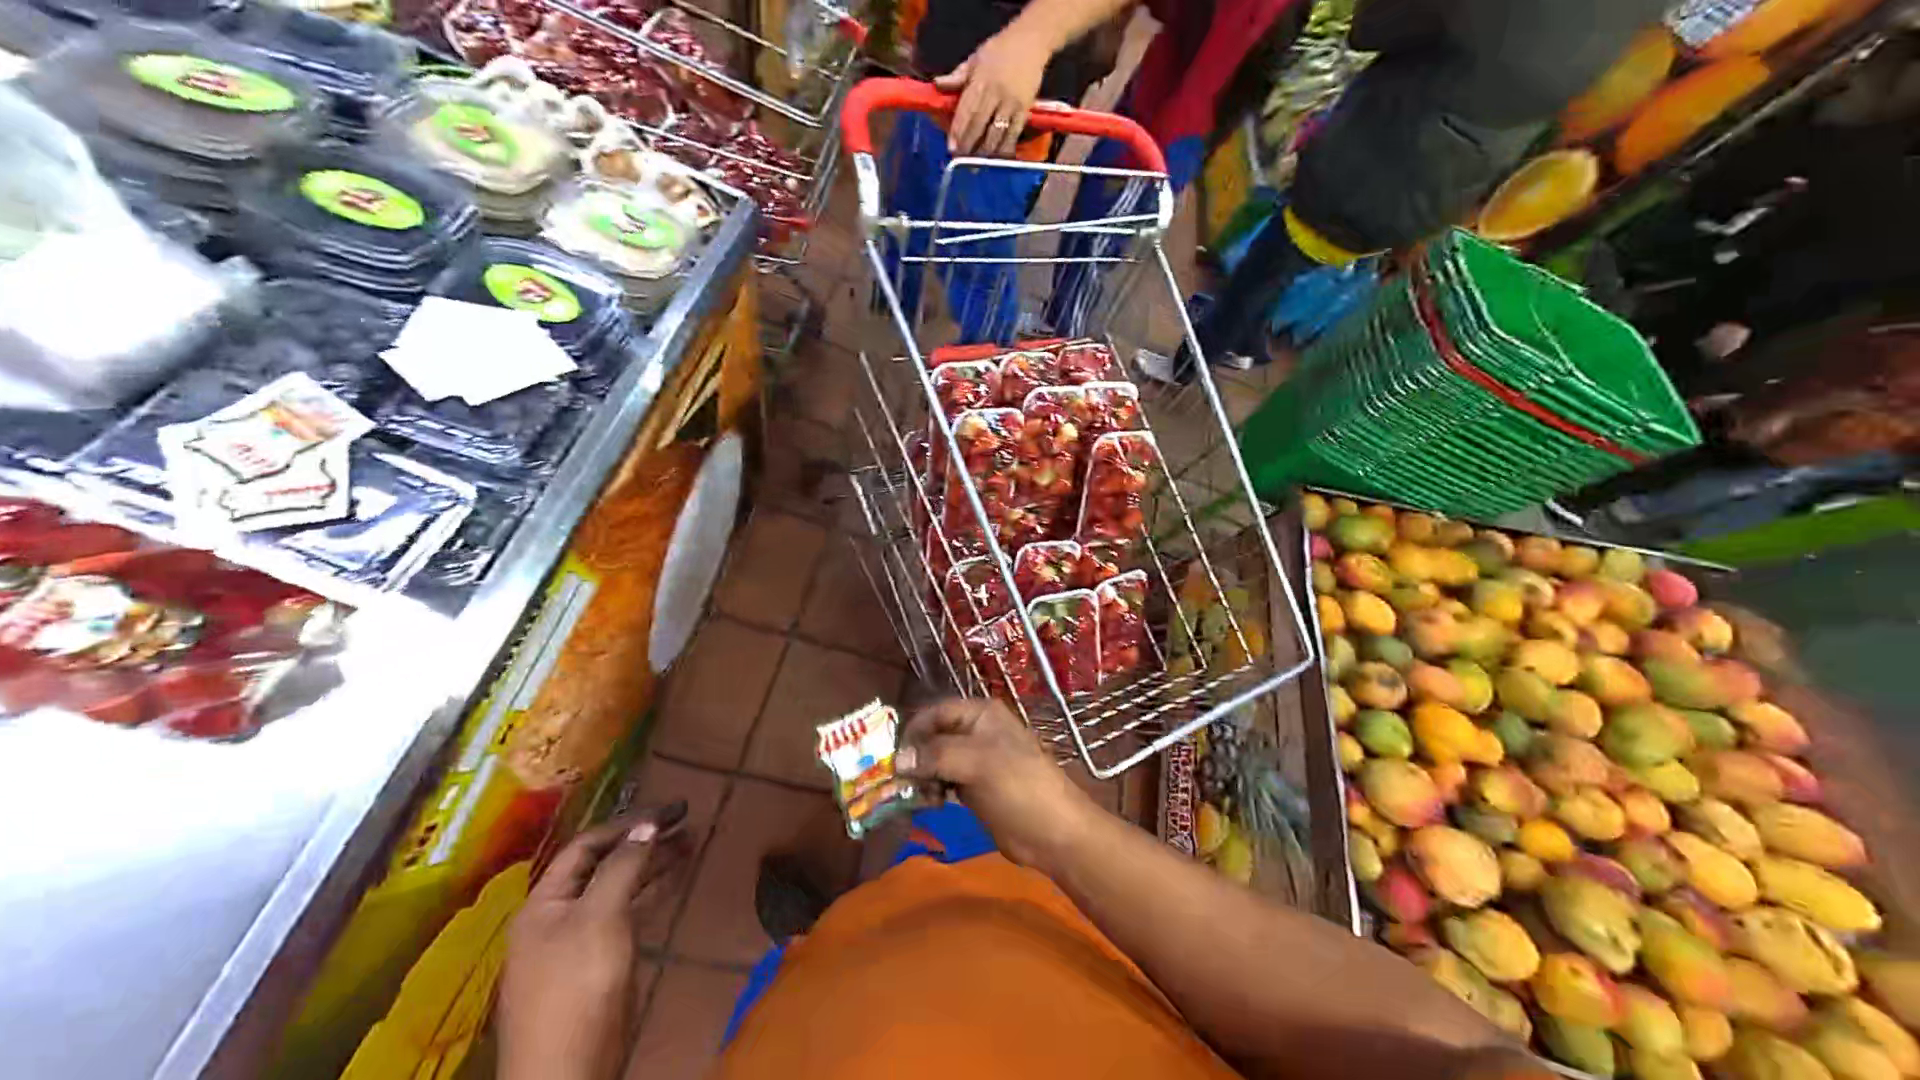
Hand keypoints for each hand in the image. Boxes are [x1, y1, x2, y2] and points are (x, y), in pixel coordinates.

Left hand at [498, 802, 695, 1079]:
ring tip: (691, 843)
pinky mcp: (601, 963)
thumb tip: (647, 824)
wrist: (568, 1073)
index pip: (587, 846)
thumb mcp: (600, 916)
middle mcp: (559, 916)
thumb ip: (623, 866)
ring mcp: (580, 941)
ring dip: (653, 865)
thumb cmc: (578, 985)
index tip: (670, 811)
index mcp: (545, 902)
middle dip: (645, 841)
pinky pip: (628, 913)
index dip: (627, 824)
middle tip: (687, 822)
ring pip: (620, 888)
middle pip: (605, 865)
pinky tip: (675, 881)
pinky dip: (652, 893)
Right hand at [896, 697, 1097, 865]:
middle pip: (933, 737)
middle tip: (898, 781)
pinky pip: (943, 782)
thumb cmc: (1019, 786)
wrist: (1053, 832)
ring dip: (921, 777)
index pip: (936, 712)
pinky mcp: (974, 788)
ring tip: (919, 796)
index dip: (914, 730)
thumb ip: (936, 755)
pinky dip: (932, 791)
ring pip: (935, 762)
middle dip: (914, 757)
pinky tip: (930, 804)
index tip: (895, 756)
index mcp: (980, 715)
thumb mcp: (977, 763)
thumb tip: (899, 759)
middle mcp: (976, 732)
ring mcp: (975, 761)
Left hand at [933, 26, 1051, 156]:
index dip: (958, 131)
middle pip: (979, 126)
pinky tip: (997, 158)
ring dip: (985, 152)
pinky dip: (1004, 149)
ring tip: (976, 164)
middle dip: (969, 145)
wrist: (1032, 40)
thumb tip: (937, 85)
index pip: (966, 111)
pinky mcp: (1024, 111)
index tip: (951, 147)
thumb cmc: (999, 50)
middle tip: (961, 160)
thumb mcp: (975, 59)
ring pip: (995, 134)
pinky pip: (1013, 135)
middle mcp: (995, 94)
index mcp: (980, 81)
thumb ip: (957, 77)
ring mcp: (1011, 104)